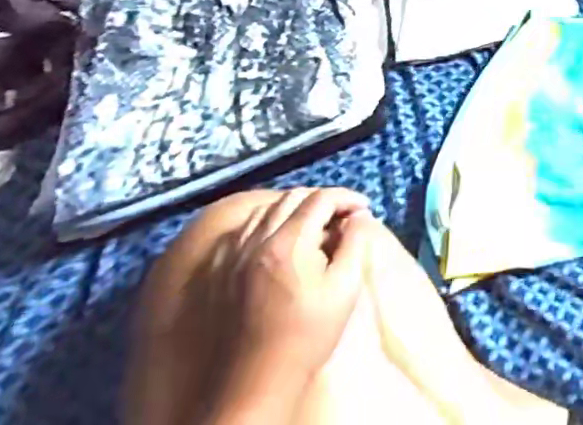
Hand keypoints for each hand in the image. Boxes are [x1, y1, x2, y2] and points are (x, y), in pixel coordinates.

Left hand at [198, 189, 372, 421]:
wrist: (255, 384)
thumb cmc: (306, 336)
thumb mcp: (345, 288)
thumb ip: (355, 243)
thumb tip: (360, 216)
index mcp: (288, 243)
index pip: (321, 198)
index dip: (347, 198)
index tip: (363, 209)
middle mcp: (256, 241)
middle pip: (293, 197)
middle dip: (323, 200)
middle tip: (342, 216)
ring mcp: (233, 256)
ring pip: (266, 210)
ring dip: (294, 209)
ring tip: (313, 225)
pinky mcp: (219, 272)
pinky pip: (243, 230)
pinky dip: (266, 224)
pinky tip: (278, 240)